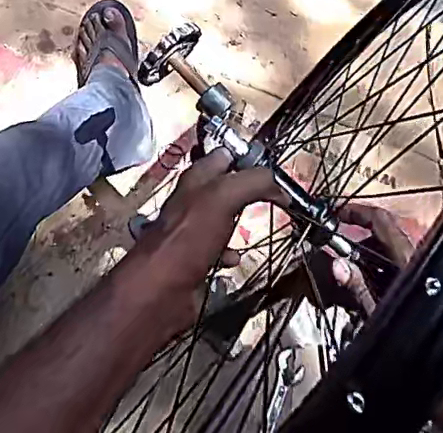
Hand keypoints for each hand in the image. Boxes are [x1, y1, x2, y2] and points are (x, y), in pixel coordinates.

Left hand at [126, 150, 287, 322]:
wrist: (162, 288)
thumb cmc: (190, 235)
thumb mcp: (224, 196)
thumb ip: (252, 182)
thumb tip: (280, 184)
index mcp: (197, 177)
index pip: (227, 155)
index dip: (250, 159)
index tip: (276, 174)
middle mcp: (193, 198)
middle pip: (228, 186)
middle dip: (250, 191)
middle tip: (274, 200)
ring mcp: (193, 228)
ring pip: (224, 217)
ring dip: (241, 221)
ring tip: (258, 226)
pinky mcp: (195, 257)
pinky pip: (219, 248)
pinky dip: (231, 252)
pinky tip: (235, 259)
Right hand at [322, 205, 442, 432]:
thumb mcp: (385, 326)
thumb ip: (360, 290)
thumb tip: (340, 266)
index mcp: (418, 267)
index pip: (383, 222)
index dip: (356, 212)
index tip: (339, 212)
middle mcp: (434, 270)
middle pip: (392, 234)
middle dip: (363, 236)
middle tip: (342, 244)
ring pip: (403, 252)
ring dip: (377, 255)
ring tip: (356, 268)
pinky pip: (415, 271)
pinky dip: (393, 271)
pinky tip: (381, 289)